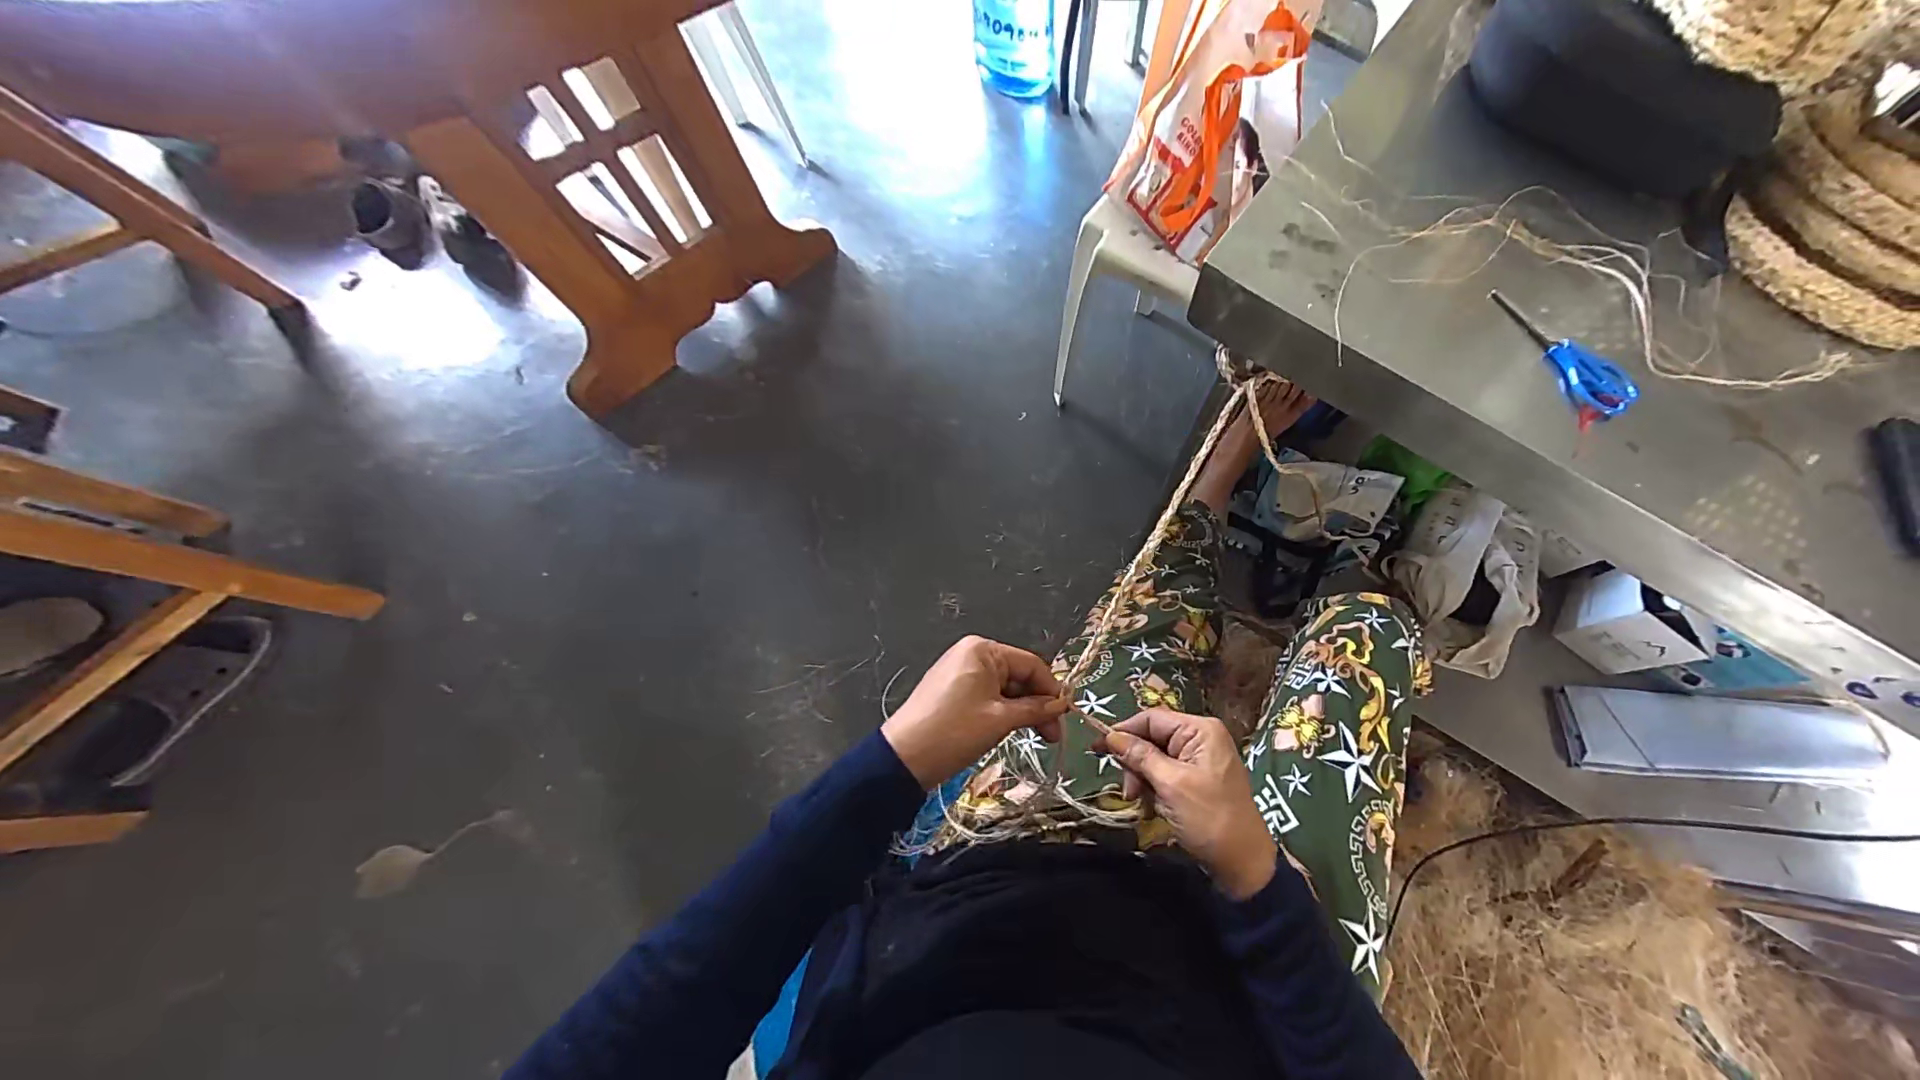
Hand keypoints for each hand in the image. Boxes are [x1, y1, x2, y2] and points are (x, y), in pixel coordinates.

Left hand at [882, 636, 1069, 788]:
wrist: (904, 758)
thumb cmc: (954, 731)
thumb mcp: (1001, 719)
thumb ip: (1035, 709)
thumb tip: (1061, 705)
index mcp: (982, 649)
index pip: (1031, 664)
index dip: (1052, 690)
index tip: (1066, 716)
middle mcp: (971, 653)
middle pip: (1018, 675)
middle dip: (1038, 704)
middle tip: (1052, 735)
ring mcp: (961, 671)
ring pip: (1005, 688)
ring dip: (1023, 710)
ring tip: (1038, 737)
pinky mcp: (954, 690)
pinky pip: (989, 695)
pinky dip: (1004, 712)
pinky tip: (1014, 730)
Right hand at [1095, 708, 1276, 899]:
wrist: (1244, 865)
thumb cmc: (1209, 818)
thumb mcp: (1170, 785)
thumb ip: (1139, 756)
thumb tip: (1110, 736)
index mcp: (1200, 730)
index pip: (1151, 718)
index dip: (1123, 732)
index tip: (1097, 750)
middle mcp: (1201, 737)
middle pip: (1152, 736)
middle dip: (1134, 760)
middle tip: (1128, 789)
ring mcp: (1200, 758)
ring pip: (1155, 756)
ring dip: (1141, 777)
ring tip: (1139, 800)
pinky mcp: (1198, 778)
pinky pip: (1165, 772)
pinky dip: (1154, 786)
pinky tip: (1152, 804)